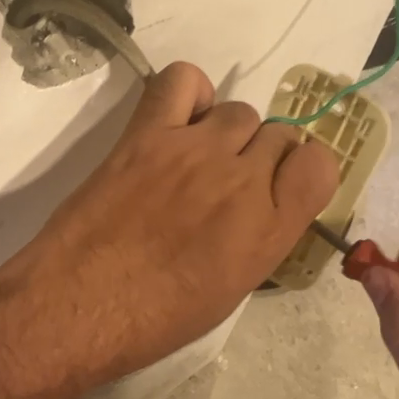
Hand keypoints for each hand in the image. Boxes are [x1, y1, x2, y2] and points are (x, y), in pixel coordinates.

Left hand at [0, 62, 337, 387]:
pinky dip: (190, 91)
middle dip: (261, 157)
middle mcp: (242, 181)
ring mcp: (195, 151)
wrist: (79, 308)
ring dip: (226, 132)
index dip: (301, 172)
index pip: (320, 164)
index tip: (279, 187)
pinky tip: (179, 121)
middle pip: (278, 134)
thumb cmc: (155, 319)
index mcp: (271, 229)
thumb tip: (259, 207)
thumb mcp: (231, 290)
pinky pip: (183, 80)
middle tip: (226, 184)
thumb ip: (259, 238)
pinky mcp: (148, 133)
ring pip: (238, 111)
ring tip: (196, 160)